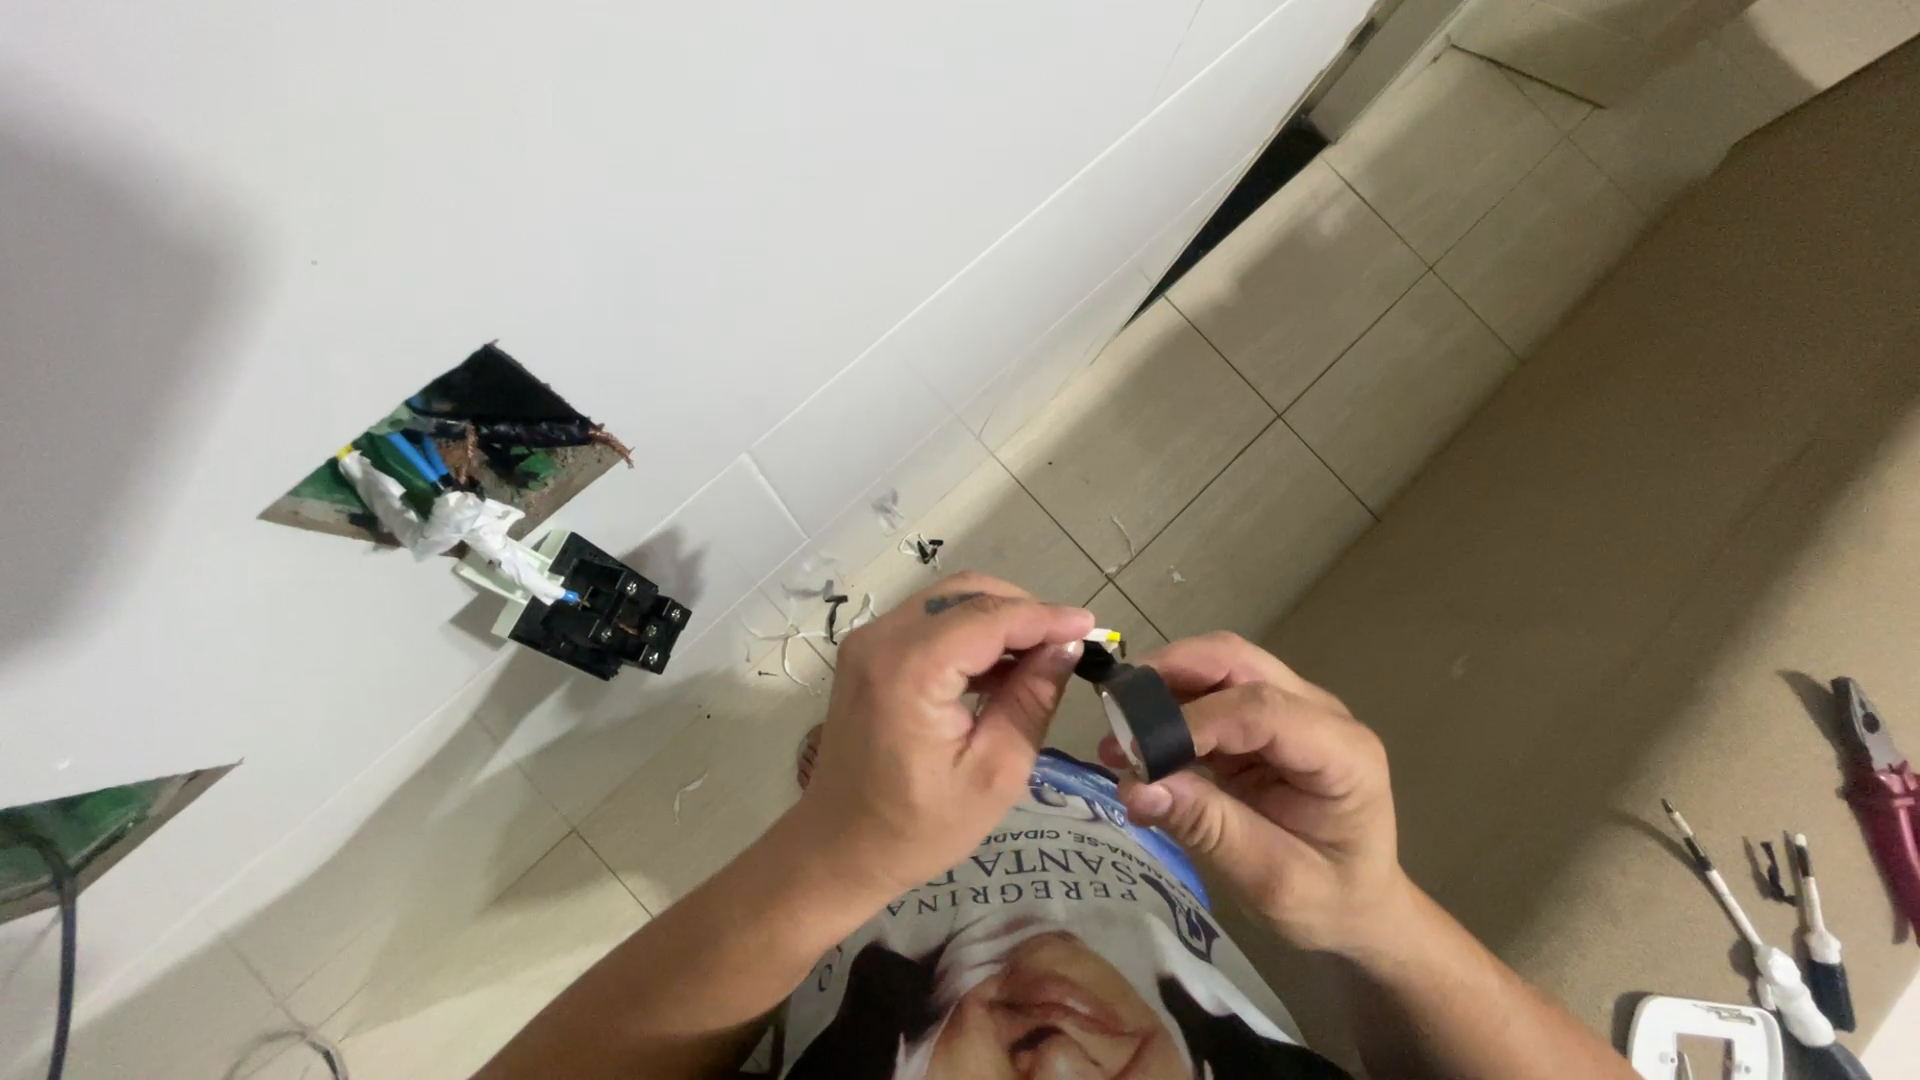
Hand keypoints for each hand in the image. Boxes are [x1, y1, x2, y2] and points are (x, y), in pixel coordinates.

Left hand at [791, 572, 1094, 902]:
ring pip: (948, 601)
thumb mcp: (994, 773)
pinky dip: (969, 632)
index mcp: (909, 671)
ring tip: (1040, 656)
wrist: (838, 847)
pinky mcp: (867, 651)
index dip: (1045, 617)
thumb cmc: (918, 827)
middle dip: (1023, 611)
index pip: (989, 617)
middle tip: (1065, 644)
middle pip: (966, 594)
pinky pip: (929, 621)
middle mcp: (881, 639)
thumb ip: (1031, 700)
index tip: (1091, 627)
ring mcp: (868, 640)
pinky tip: (999, 666)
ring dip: (997, 618)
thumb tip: (1066, 648)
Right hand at [1099, 632, 1409, 955]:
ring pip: (1216, 664)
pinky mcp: (1259, 718)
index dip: (1194, 720)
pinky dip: (1166, 706)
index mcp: (1343, 753)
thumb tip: (1137, 786)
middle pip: (1236, 661)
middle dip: (1169, 673)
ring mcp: (1288, 707)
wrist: (1359, 908)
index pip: (1261, 708)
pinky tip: (1135, 742)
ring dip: (1161, 685)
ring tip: (1115, 729)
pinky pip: (1206, 691)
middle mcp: (1318, 712)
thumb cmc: (1330, 902)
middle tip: (1114, 708)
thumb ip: (1210, 829)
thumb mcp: (1274, 882)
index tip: (1137, 753)